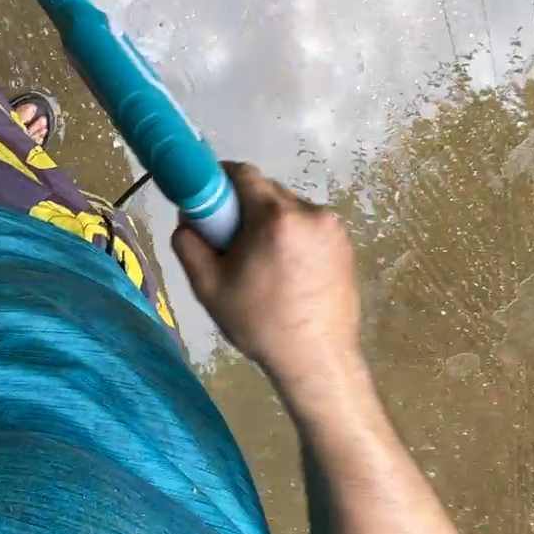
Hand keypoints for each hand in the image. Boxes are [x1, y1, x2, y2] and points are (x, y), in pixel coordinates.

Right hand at [171, 163, 367, 407]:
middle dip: (243, 207)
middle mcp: (310, 212)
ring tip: (260, 262)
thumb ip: (188, 243)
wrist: (317, 360)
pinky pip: (307, 225)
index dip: (219, 180)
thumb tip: (188, 218)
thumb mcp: (208, 286)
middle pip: (266, 190)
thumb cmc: (259, 323)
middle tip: (230, 241)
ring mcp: (333, 229)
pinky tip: (284, 271)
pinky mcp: (345, 245)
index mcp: (275, 218)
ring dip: (268, 222)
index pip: (242, 173)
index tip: (207, 202)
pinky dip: (290, 236)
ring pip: (287, 208)